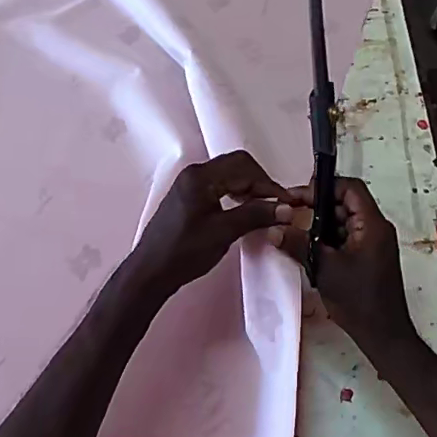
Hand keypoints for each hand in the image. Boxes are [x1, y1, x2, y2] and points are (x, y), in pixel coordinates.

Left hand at [124, 151, 293, 300]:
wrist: (151, 271)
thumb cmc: (182, 252)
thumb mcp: (223, 232)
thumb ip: (254, 215)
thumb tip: (284, 208)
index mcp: (200, 177)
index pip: (243, 166)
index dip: (267, 183)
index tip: (284, 201)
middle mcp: (194, 174)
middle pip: (237, 165)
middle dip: (260, 182)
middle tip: (276, 204)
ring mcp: (190, 183)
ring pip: (229, 174)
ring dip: (249, 187)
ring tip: (264, 208)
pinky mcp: (190, 195)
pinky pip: (220, 183)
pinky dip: (237, 192)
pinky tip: (244, 209)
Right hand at [271, 177, 416, 354]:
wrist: (383, 335)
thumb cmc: (360, 300)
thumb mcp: (325, 268)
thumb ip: (299, 244)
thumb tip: (275, 229)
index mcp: (372, 225)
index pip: (350, 188)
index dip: (324, 186)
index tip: (300, 197)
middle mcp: (376, 229)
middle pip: (345, 203)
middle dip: (317, 207)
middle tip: (292, 214)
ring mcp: (373, 243)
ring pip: (343, 221)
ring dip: (321, 225)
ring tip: (297, 233)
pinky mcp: (368, 256)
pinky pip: (346, 236)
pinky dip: (328, 239)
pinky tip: (310, 250)